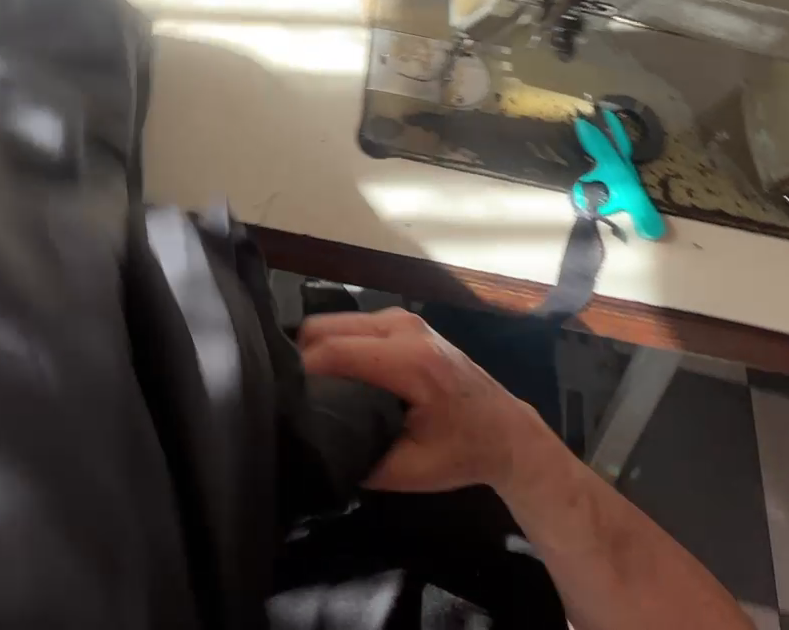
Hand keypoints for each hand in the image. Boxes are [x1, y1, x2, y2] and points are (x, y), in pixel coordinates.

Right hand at [298, 308, 557, 494]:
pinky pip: (350, 324)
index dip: (301, 374)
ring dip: (317, 351)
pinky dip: (334, 345)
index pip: (334, 352)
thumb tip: (315, 446)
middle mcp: (403, 328)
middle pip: (325, 328)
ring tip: (312, 389)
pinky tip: (334, 376)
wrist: (507, 431)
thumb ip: (361, 459)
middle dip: (303, 360)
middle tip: (294, 398)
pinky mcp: (399, 320)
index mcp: (410, 362)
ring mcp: (401, 318)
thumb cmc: (463, 452)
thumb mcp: (411, 470)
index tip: (282, 400)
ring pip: (333, 322)